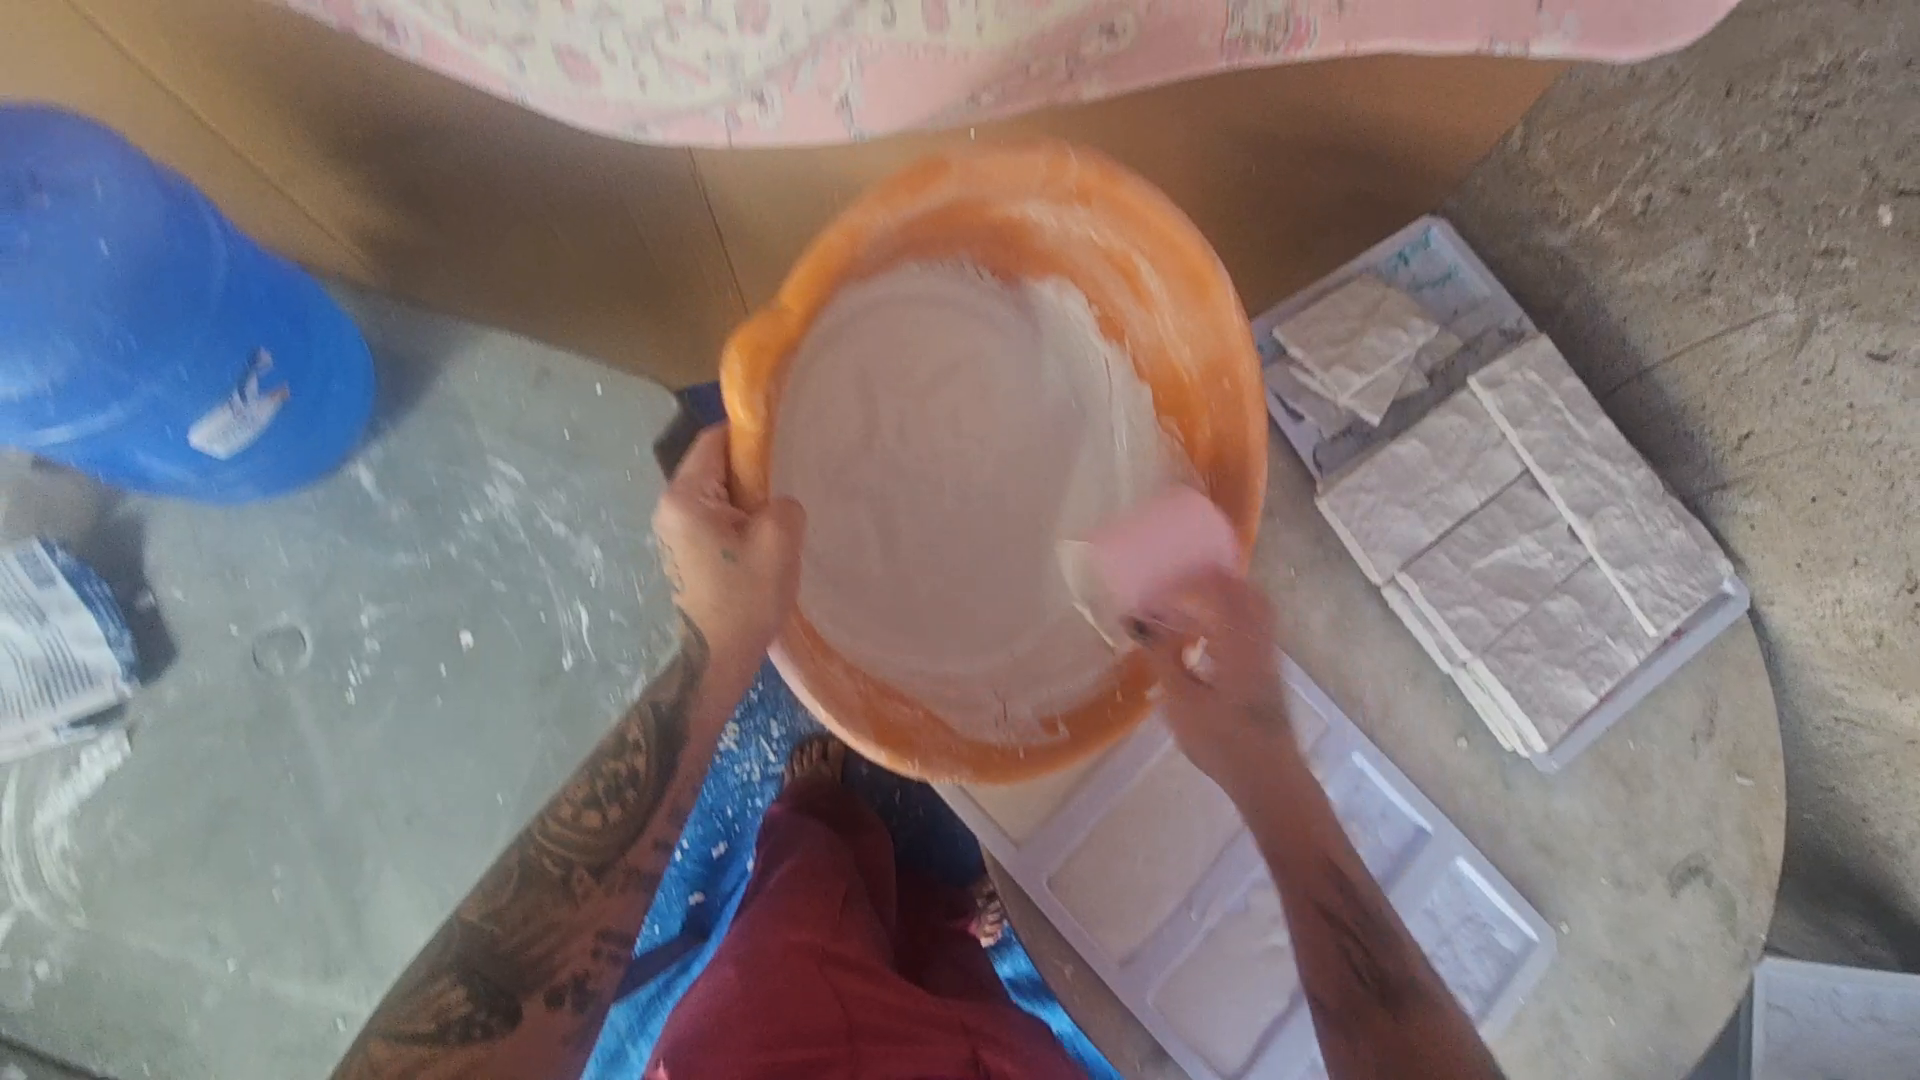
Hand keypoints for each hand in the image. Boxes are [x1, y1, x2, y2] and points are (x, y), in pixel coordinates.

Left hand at [653, 424, 805, 656]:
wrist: (717, 658)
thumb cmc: (745, 596)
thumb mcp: (779, 539)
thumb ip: (784, 502)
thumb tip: (776, 503)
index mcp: (684, 497)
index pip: (713, 441)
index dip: (749, 436)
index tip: (783, 445)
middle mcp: (668, 509)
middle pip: (713, 467)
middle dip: (752, 472)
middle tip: (788, 486)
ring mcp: (673, 534)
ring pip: (717, 496)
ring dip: (748, 500)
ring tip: (779, 515)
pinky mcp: (684, 554)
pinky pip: (714, 520)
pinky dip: (739, 521)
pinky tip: (763, 540)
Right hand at [1131, 568, 1294, 788]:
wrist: (1268, 776)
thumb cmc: (1221, 740)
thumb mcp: (1181, 700)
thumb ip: (1162, 656)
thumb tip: (1137, 621)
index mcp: (1238, 642)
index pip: (1217, 591)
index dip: (1185, 582)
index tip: (1156, 589)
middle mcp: (1259, 640)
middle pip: (1243, 591)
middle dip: (1210, 581)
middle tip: (1176, 584)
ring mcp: (1268, 655)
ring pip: (1251, 609)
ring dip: (1219, 600)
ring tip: (1185, 609)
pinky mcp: (1268, 671)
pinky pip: (1251, 627)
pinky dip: (1227, 619)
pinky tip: (1203, 639)